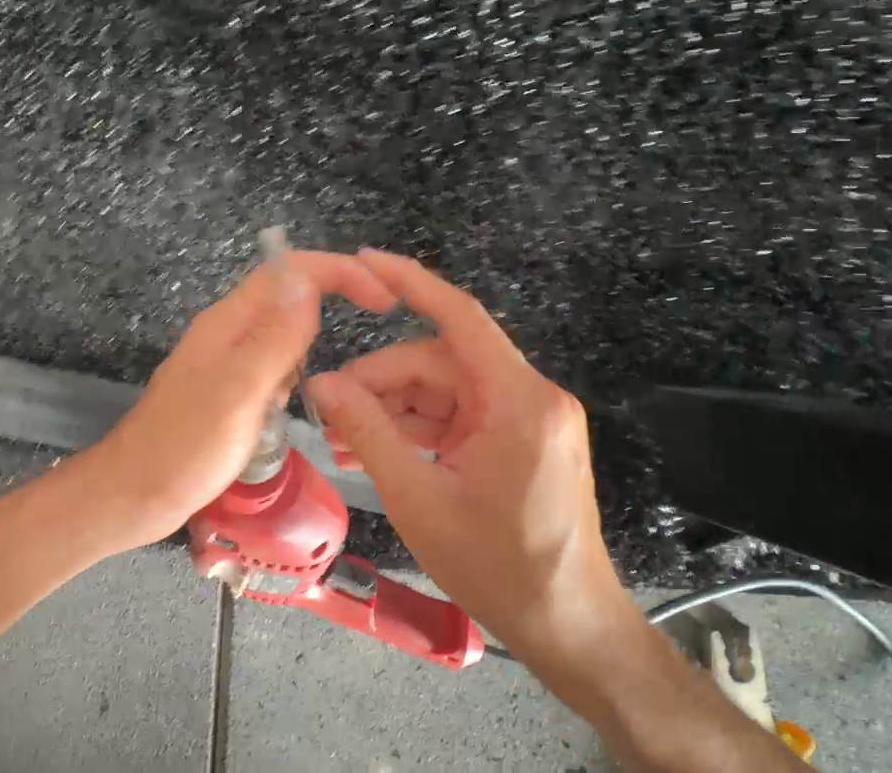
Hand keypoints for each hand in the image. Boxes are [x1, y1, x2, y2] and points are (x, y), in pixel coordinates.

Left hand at [74, 251, 397, 550]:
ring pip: (279, 335)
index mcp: (226, 323)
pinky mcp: (224, 393)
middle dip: (332, 302)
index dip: (337, 272)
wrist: (135, 493)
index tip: (384, 298)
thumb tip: (306, 280)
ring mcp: (222, 364)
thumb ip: (273, 338)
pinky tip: (292, 408)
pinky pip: (268, 370)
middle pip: (285, 297)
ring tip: (332, 382)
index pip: (286, 272)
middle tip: (376, 331)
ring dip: (310, 347)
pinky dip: (291, 379)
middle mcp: (224, 334)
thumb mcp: (238, 391)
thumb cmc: (186, 447)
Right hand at [305, 249, 635, 665]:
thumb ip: (367, 432)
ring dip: (392, 410)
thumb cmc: (498, 566)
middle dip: (379, 383)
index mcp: (518, 401)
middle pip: (437, 363)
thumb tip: (321, 384)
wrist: (570, 630)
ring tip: (343, 442)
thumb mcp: (418, 498)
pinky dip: (415, 429)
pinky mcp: (520, 443)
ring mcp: (527, 421)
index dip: (409, 282)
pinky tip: (375, 452)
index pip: (459, 317)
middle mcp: (529, 398)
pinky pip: (456, 417)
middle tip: (328, 414)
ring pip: (442, 390)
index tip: (363, 261)